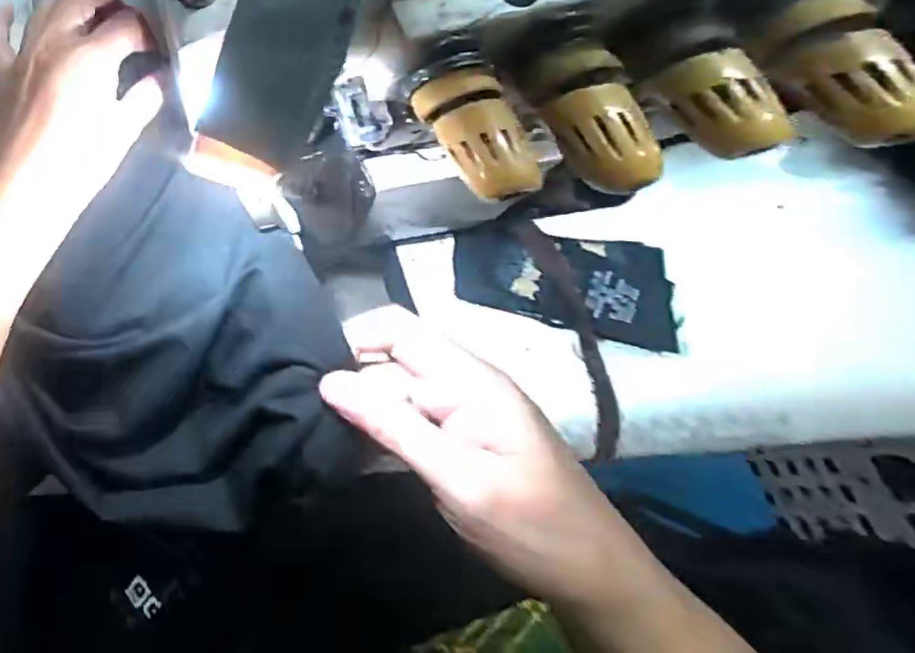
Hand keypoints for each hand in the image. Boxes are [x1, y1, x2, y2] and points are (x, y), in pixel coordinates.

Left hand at [0, 0, 163, 233]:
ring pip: (45, 8)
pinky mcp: (1, 74)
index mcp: (90, 56)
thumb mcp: (122, 131)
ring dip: (69, 7)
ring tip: (87, 23)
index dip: (147, 31)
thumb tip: (160, 77)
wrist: (22, 194)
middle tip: (124, 23)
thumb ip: (145, 96)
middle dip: (108, 2)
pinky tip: (10, 10)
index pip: (127, 24)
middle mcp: (54, 43)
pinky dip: (4, 20)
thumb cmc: (77, 167)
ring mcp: (23, 56)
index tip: (155, 47)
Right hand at [318, 307, 662, 612]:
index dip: (351, 338)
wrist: (602, 586)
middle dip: (349, 380)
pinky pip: (400, 417)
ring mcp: (456, 409)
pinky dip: (376, 430)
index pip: (395, 328)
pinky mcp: (452, 435)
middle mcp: (459, 382)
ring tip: (325, 432)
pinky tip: (353, 450)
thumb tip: (326, 381)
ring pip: (388, 389)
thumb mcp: (461, 480)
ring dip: (359, 409)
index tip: (315, 375)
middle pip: (385, 359)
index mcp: (468, 378)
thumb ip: (393, 426)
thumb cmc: (537, 529)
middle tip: (312, 414)